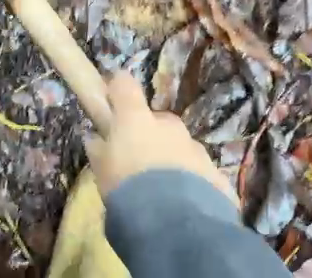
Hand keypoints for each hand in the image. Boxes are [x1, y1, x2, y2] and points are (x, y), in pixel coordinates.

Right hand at [85, 73, 236, 202]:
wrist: (176, 227)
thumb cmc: (128, 190)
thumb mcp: (102, 173)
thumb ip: (98, 151)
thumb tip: (94, 138)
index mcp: (136, 118)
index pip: (124, 84)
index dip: (118, 90)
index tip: (112, 102)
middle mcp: (169, 125)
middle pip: (158, 121)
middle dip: (151, 136)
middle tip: (140, 164)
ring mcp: (196, 149)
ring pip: (181, 147)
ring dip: (172, 161)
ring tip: (164, 194)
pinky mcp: (217, 175)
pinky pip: (200, 174)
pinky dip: (193, 185)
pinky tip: (185, 208)